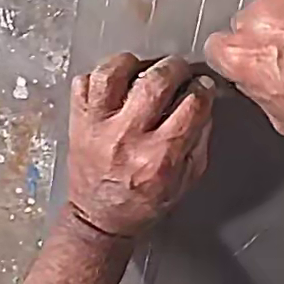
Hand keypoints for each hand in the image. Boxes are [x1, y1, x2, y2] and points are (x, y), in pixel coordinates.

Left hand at [66, 53, 215, 240]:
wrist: (100, 220)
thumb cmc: (144, 204)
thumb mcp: (187, 179)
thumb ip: (199, 140)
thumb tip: (205, 104)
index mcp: (160, 156)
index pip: (191, 105)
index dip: (203, 89)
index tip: (203, 87)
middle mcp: (127, 137)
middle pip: (157, 81)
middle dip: (176, 68)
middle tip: (179, 71)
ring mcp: (98, 127)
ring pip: (113, 72)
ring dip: (134, 63)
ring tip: (144, 68)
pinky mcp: (78, 122)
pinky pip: (84, 82)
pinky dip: (99, 76)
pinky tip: (115, 85)